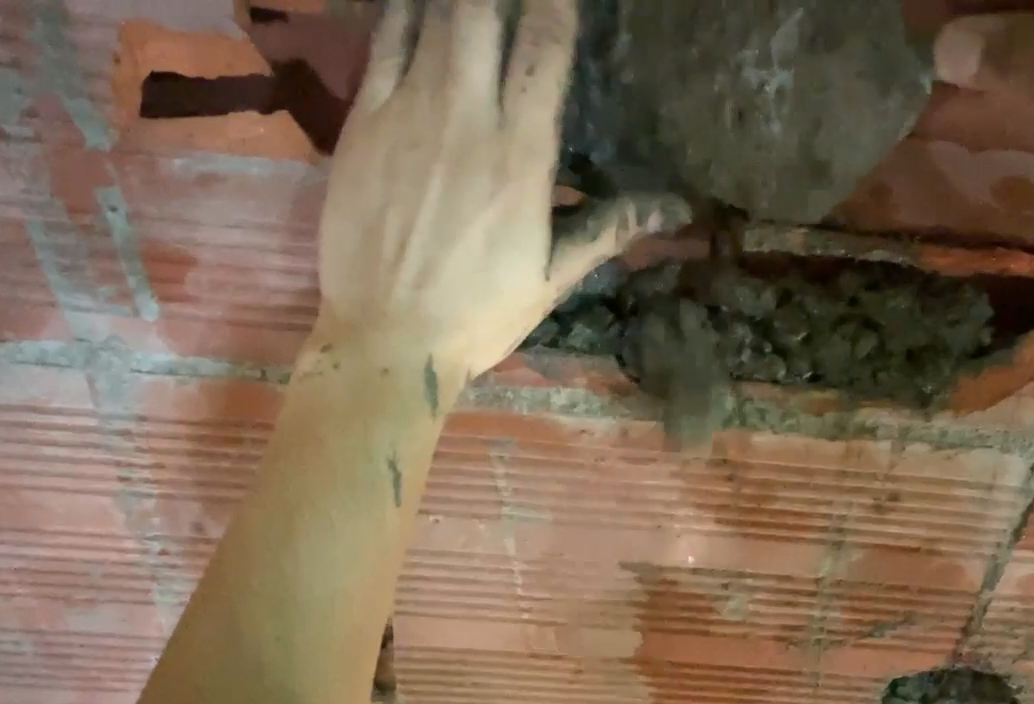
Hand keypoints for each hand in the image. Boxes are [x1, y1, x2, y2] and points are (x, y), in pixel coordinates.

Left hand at [310, 0, 686, 391]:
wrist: (389, 340)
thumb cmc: (478, 317)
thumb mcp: (550, 280)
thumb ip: (606, 231)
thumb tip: (672, 208)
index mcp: (521, 157)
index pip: (545, 50)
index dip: (556, 4)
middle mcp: (466, 117)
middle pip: (484, 12)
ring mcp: (408, 113)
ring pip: (435, 17)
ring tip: (475, 3)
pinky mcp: (362, 123)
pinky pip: (383, 43)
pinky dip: (403, 12)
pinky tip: (416, 5)